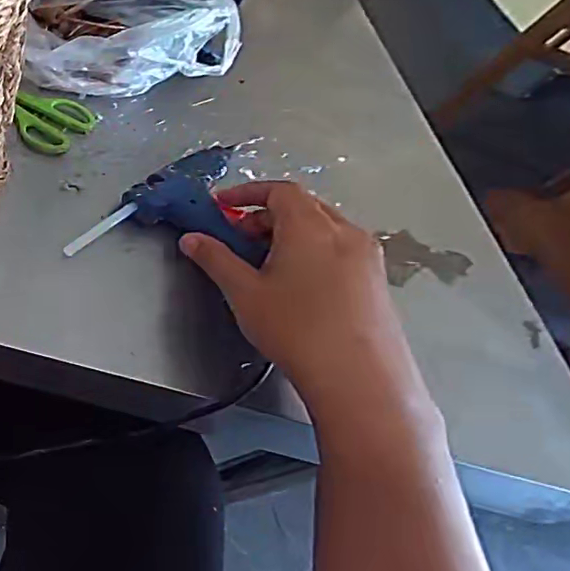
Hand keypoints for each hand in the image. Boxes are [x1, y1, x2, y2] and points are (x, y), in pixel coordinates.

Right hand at [179, 181, 440, 440]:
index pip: (279, 191)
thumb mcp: (243, 292)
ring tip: (262, 262)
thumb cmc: (296, 330)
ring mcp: (367, 257)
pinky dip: (310, 250)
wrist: (360, 379)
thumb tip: (192, 239)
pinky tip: (294, 283)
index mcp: (311, 228)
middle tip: (236, 237)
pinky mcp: (376, 281)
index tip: (221, 206)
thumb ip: (215, 258)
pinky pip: (338, 248)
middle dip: (264, 215)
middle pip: (302, 206)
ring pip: (322, 227)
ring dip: (288, 233)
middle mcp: (345, 233)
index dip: (246, 193)